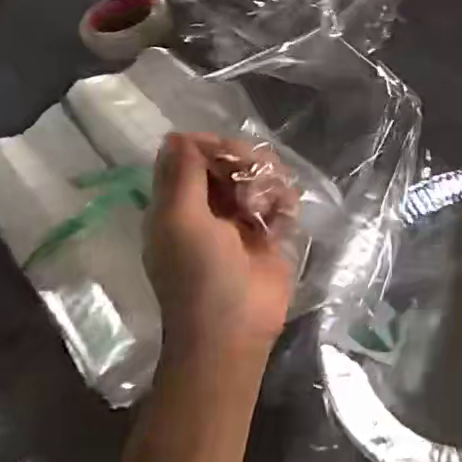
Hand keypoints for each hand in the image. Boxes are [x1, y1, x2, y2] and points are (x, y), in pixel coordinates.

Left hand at [145, 133, 301, 362]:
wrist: (235, 328)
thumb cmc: (200, 275)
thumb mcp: (181, 222)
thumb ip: (182, 177)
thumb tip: (177, 134)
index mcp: (177, 204)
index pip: (191, 154)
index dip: (213, 146)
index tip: (234, 155)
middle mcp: (207, 208)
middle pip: (229, 161)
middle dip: (247, 164)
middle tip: (256, 183)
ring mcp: (240, 221)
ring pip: (259, 178)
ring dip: (269, 184)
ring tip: (270, 207)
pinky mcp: (270, 234)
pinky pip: (281, 201)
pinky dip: (285, 203)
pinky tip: (285, 218)